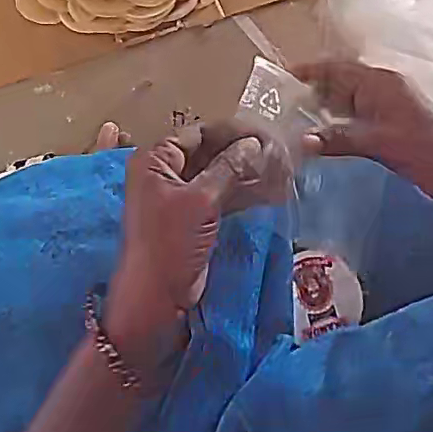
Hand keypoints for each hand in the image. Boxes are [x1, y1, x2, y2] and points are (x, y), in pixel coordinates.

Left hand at [104, 123, 290, 365]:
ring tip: (277, 167)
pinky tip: (266, 189)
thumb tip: (254, 144)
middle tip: (275, 149)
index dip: (229, 131)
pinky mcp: (191, 217)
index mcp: (155, 160)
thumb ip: (228, 167)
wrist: (155, 300)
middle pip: (207, 151)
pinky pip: (218, 194)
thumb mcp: (200, 200)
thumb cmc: (170, 243)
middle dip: (239, 151)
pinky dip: (239, 191)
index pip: (197, 133)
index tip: (263, 133)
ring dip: (243, 171)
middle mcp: (163, 172)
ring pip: (215, 173)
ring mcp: (177, 196)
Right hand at [296, 60, 432, 215]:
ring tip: (296, 116)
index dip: (311, 70)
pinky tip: (325, 131)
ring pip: (349, 97)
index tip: (284, 75)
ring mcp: (389, 104)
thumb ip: (338, 139)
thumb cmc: (421, 149)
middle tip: (283, 100)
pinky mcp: (392, 121)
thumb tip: (301, 140)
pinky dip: (339, 118)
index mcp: (380, 81)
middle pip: (341, 80)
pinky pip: (358, 112)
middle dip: (314, 87)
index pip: (337, 68)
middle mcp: (383, 86)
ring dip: (326, 104)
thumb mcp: (377, 143)